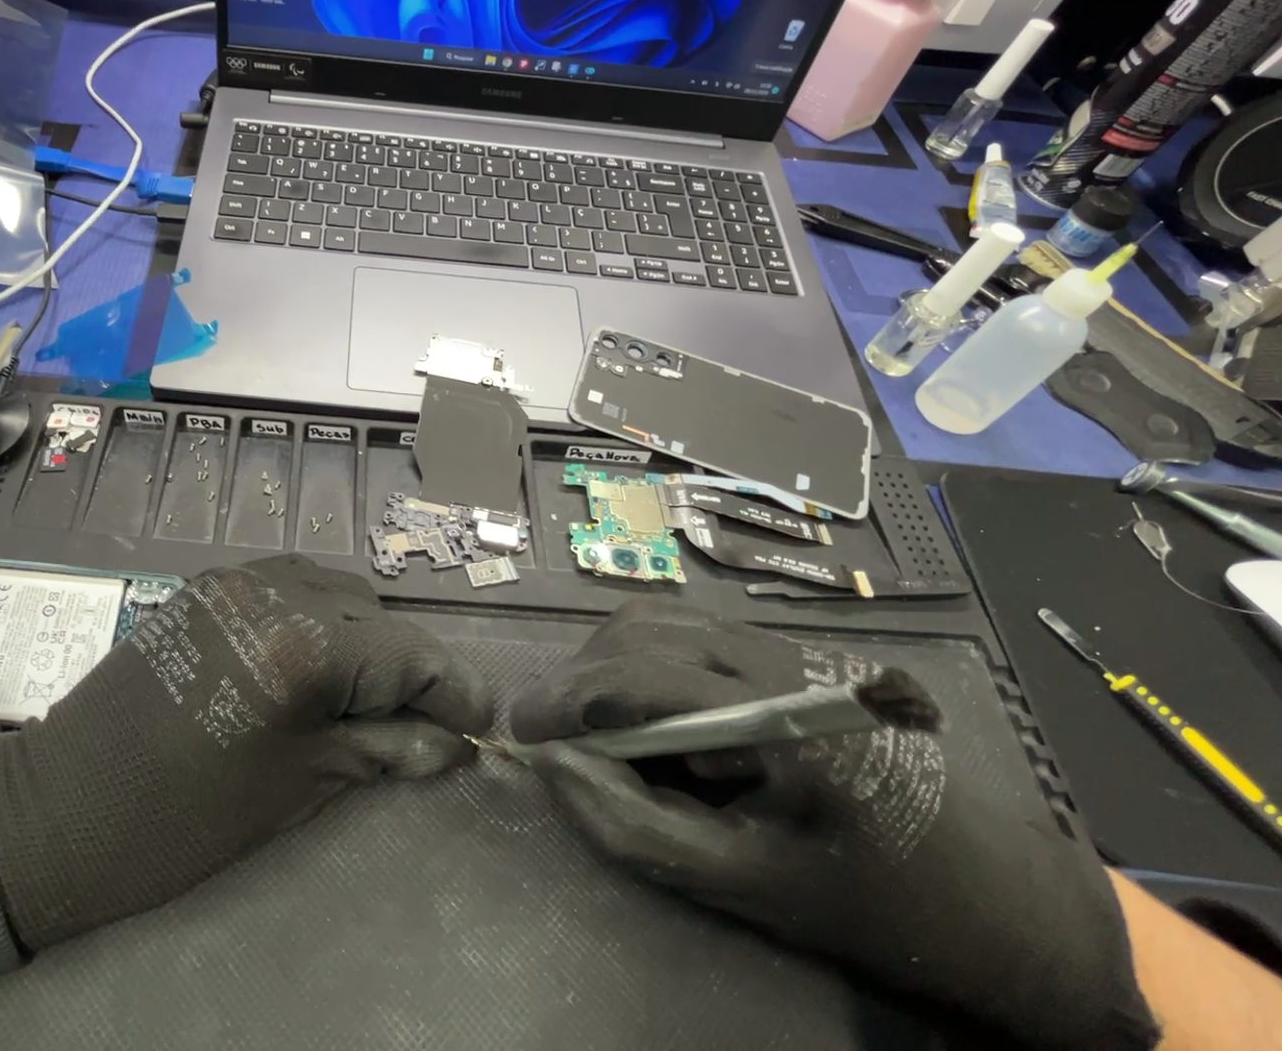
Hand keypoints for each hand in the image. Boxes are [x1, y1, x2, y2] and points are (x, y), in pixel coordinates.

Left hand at [0, 556, 488, 950]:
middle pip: (376, 615)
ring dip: (361, 636)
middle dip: (404, 667)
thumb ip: (386, 749)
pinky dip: (315, 618)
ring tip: (356, 695)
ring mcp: (234, 579)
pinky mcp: (207, 586)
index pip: (410, 653)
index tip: (479, 727)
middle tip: (410, 724)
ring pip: (335, 591)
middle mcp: (272, 590)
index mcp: (300, 645)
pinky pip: (287, 586)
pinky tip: (308, 662)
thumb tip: (456, 745)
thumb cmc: (185, 817)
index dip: (454, 692)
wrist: (65, 807)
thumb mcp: (300, 784)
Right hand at [511, 600, 1157, 1050]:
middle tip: (550, 731)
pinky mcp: (796, 659)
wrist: (1005, 898)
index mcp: (784, 713)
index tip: (519, 728)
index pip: (642, 675)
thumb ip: (634, 825)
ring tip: (590, 725)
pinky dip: (647, 665)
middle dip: (579, 676)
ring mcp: (795, 651)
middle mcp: (785, 658)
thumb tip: (552, 765)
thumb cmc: (875, 903)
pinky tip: (648, 716)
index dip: (566, 697)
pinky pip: (695, 636)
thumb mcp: (744, 884)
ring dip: (610, 664)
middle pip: (646, 630)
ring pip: (667, 621)